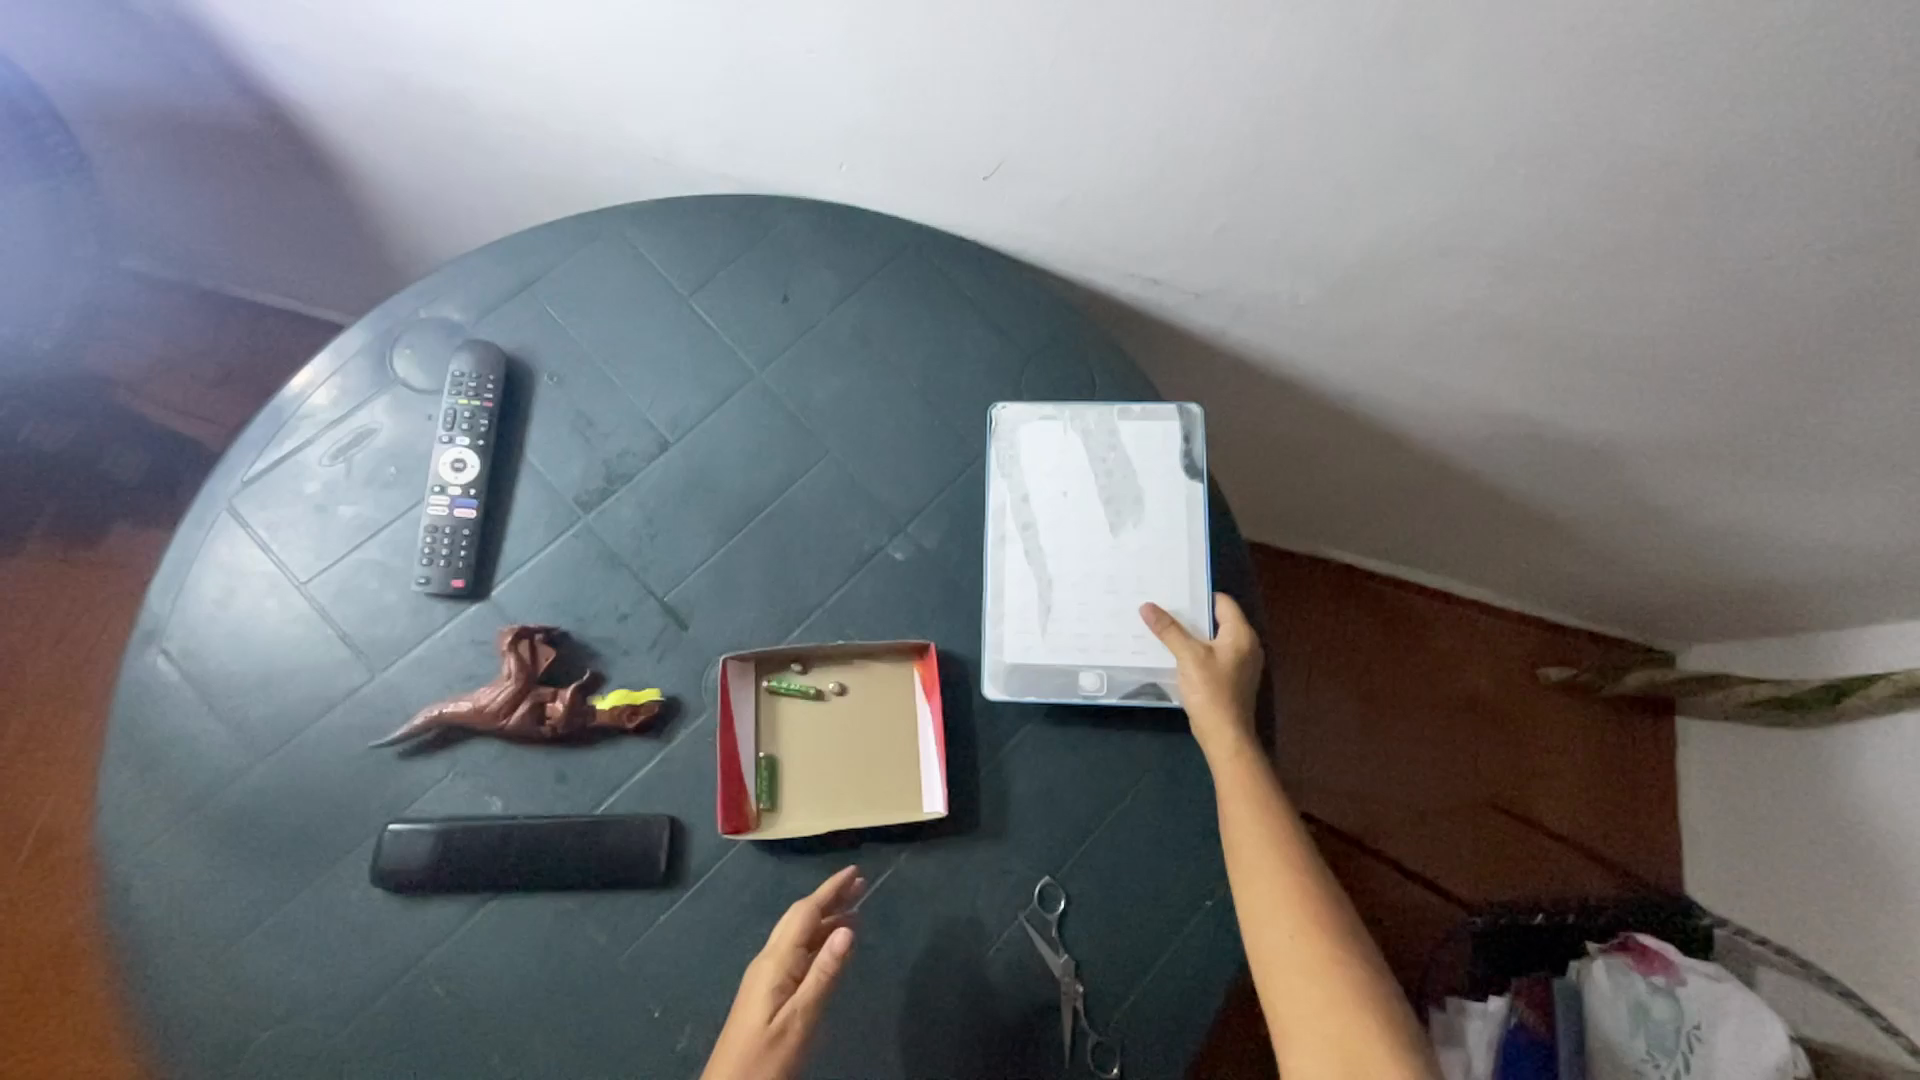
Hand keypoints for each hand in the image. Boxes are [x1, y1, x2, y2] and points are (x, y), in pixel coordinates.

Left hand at [702, 865, 864, 1079]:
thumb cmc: (766, 1059)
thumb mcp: (801, 1019)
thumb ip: (825, 973)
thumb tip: (848, 928)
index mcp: (776, 961)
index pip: (806, 912)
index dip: (831, 890)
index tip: (855, 871)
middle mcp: (768, 960)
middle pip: (800, 918)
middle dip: (830, 898)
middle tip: (860, 885)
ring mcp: (765, 976)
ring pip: (798, 935)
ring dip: (825, 919)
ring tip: (855, 912)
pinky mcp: (766, 992)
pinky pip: (795, 952)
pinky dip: (817, 941)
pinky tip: (831, 948)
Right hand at [1141, 592, 1264, 758]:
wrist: (1225, 735)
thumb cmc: (1211, 691)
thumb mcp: (1188, 656)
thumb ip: (1168, 629)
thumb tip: (1147, 606)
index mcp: (1241, 634)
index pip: (1222, 602)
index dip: (1198, 596)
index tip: (1173, 594)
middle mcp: (1246, 644)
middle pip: (1218, 619)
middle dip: (1191, 615)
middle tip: (1163, 608)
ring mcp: (1241, 663)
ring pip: (1214, 639)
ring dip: (1191, 634)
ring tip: (1164, 628)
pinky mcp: (1232, 678)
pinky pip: (1213, 655)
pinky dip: (1196, 651)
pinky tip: (1175, 654)